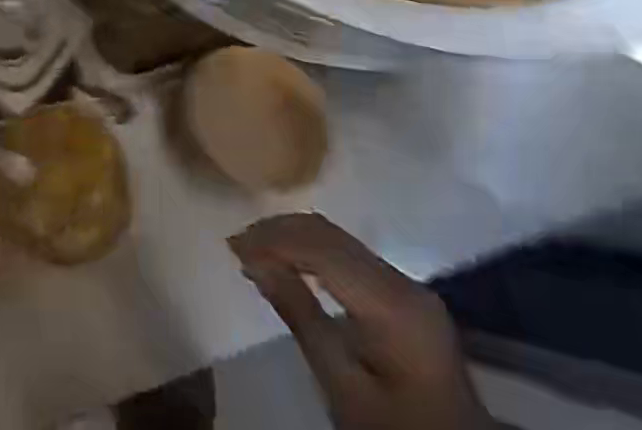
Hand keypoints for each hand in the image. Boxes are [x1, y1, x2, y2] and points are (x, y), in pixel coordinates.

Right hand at [230, 213, 492, 429]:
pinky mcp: (405, 296)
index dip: (272, 240)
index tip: (232, 246)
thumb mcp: (342, 385)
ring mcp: (409, 287)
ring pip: (339, 239)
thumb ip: (300, 317)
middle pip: (331, 235)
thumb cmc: (394, 426)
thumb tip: (255, 261)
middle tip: (236, 244)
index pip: (321, 248)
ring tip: (253, 249)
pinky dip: (311, 251)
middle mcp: (404, 283)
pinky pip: (349, 255)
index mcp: (392, 303)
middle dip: (278, 232)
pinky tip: (288, 262)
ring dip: (292, 237)